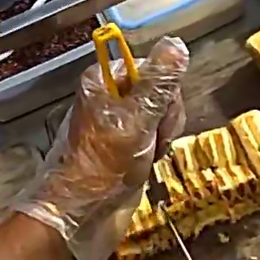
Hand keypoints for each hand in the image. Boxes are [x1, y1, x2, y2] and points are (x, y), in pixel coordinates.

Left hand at [14, 36, 187, 259]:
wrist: (82, 215)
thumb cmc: (104, 165)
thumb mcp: (137, 120)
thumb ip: (159, 83)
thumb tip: (176, 43)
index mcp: (104, 80)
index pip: (152, 67)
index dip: (164, 90)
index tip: (160, 113)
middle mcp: (111, 96)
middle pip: (160, 91)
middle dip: (165, 116)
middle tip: (152, 138)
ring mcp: (119, 122)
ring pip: (162, 115)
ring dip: (163, 135)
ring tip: (147, 155)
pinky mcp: (127, 145)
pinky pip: (156, 135)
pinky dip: (157, 149)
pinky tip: (148, 163)